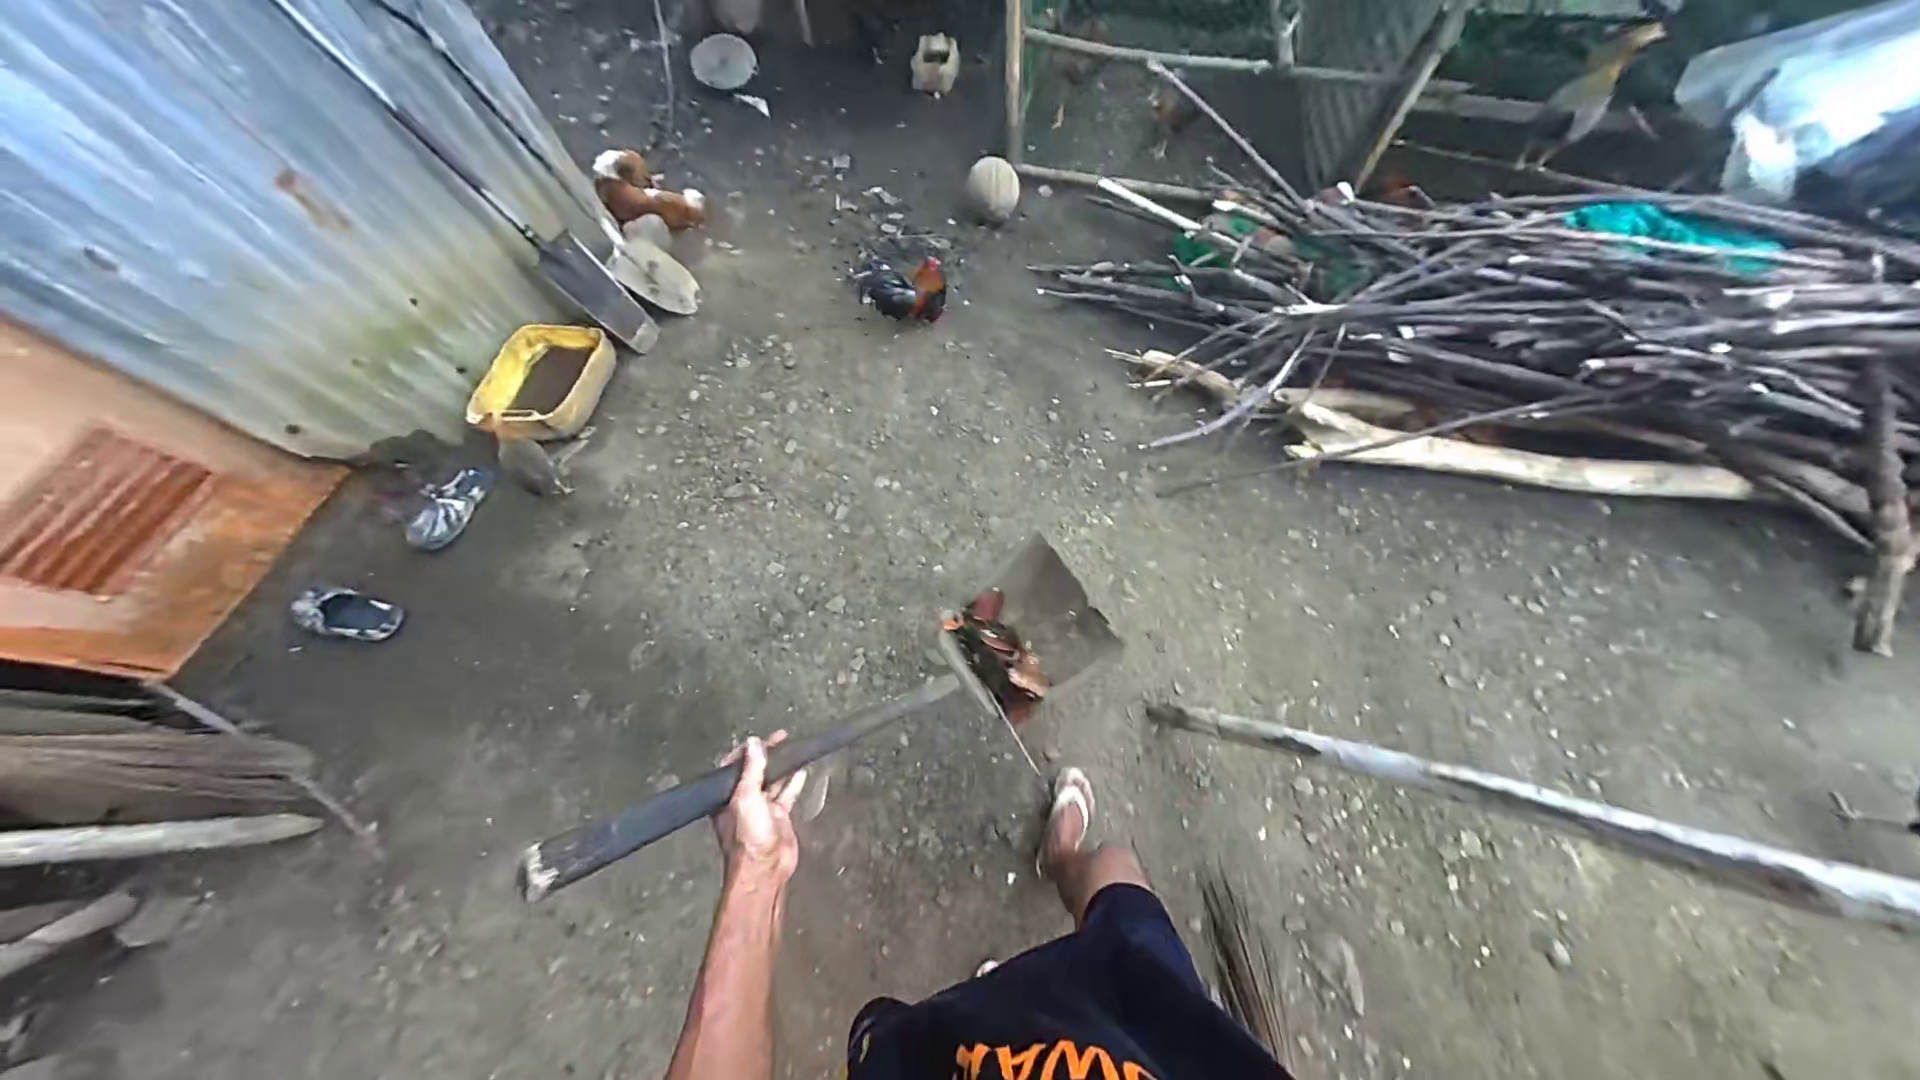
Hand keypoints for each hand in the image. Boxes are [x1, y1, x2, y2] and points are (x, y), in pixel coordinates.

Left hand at [713, 732, 806, 885]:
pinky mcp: (779, 816)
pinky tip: (802, 769)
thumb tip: (753, 743)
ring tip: (793, 749)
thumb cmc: (748, 835)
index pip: (733, 767)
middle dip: (767, 755)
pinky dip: (794, 782)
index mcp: (727, 796)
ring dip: (782, 766)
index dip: (746, 751)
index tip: (760, 739)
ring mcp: (762, 808)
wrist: (765, 868)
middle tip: (782, 739)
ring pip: (772, 781)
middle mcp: (743, 800)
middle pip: (755, 771)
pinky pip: (787, 794)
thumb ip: (751, 769)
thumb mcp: (746, 797)